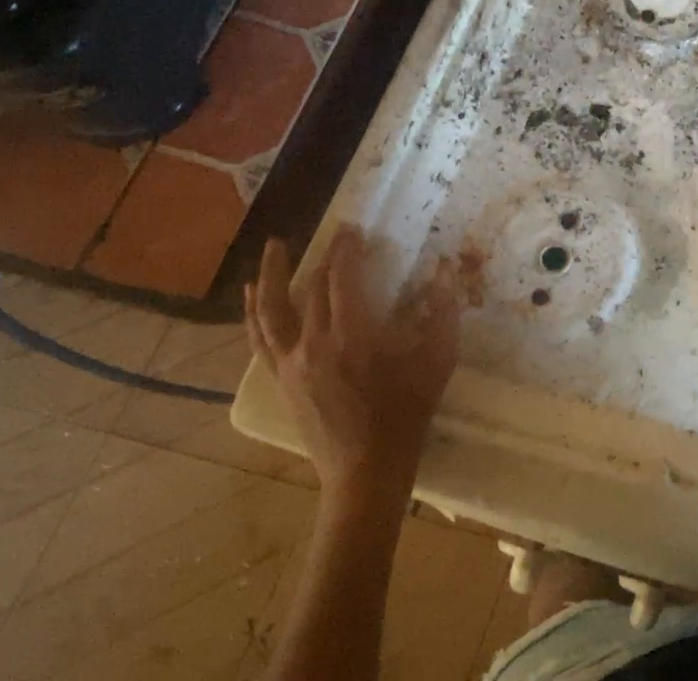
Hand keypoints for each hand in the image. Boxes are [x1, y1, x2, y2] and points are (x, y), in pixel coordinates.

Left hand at [245, 224, 461, 493]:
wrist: (367, 466)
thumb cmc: (408, 412)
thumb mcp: (438, 361)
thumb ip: (443, 314)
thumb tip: (445, 272)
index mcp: (354, 337)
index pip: (343, 279)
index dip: (347, 251)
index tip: (354, 229)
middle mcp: (314, 344)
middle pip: (311, 288)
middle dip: (324, 258)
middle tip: (337, 237)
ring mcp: (290, 363)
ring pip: (271, 308)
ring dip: (272, 273)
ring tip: (275, 246)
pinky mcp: (280, 379)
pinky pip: (259, 338)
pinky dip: (253, 311)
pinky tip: (252, 293)